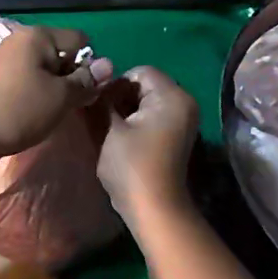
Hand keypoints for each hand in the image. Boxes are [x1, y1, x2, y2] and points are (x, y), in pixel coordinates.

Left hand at [0, 26, 112, 167]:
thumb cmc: (16, 110)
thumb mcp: (59, 97)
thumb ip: (85, 81)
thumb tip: (108, 65)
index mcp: (38, 36)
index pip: (81, 41)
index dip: (91, 66)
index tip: (89, 93)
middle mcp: (22, 44)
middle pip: (62, 57)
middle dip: (73, 81)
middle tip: (73, 109)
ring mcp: (7, 65)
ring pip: (46, 76)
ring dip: (55, 95)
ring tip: (53, 117)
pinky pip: (29, 88)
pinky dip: (36, 101)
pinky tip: (35, 120)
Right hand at [97, 66, 198, 218]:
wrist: (153, 207)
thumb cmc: (131, 165)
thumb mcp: (111, 130)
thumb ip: (102, 103)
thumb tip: (93, 88)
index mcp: (172, 95)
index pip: (139, 72)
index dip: (115, 84)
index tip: (98, 104)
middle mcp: (184, 102)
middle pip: (146, 85)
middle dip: (120, 96)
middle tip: (99, 116)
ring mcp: (182, 120)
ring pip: (148, 102)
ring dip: (126, 110)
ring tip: (108, 128)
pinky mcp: (176, 136)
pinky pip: (154, 117)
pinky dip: (136, 122)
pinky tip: (121, 138)